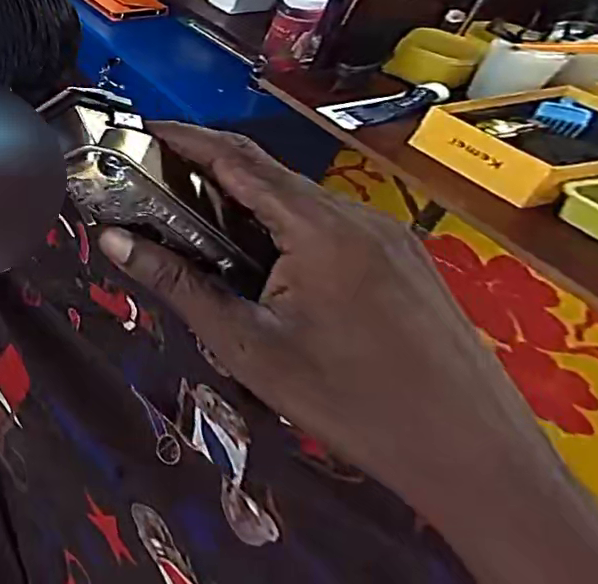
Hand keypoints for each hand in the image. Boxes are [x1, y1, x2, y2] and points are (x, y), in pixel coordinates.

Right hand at [101, 123, 597, 582]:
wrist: (488, 469)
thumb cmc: (353, 403)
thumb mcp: (246, 345)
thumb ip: (176, 283)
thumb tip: (109, 238)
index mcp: (320, 230)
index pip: (237, 158)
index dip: (184, 136)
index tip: (139, 128)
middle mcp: (357, 218)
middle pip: (266, 169)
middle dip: (203, 161)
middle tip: (149, 170)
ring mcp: (387, 236)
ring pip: (295, 193)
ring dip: (239, 190)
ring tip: (190, 209)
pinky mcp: (402, 259)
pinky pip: (323, 217)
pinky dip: (275, 214)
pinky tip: (254, 248)